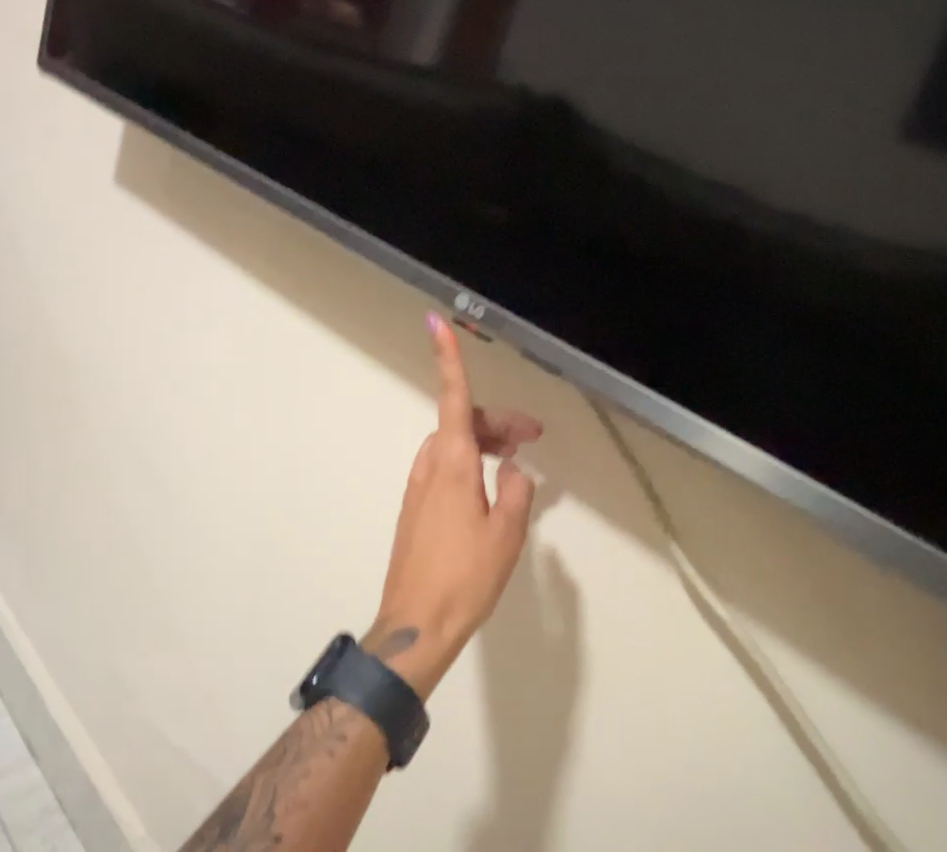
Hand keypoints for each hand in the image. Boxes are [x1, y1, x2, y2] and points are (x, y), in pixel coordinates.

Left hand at [367, 314, 543, 697]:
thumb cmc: (466, 577)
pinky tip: (489, 491)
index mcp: (451, 463)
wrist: (416, 624)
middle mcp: (428, 468)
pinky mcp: (414, 511)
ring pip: (451, 447)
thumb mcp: (507, 534)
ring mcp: (417, 490)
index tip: (436, 323)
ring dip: (483, 444)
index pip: (454, 399)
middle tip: (532, 438)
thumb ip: (516, 492)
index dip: (448, 359)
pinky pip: (443, 470)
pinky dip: (468, 465)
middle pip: (460, 423)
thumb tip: (513, 470)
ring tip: (515, 463)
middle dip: (496, 421)